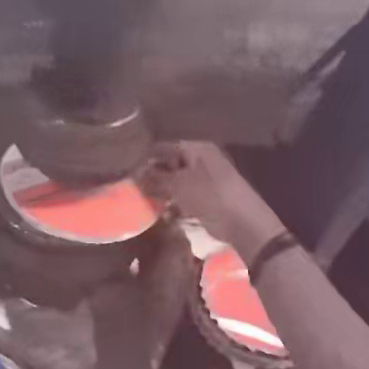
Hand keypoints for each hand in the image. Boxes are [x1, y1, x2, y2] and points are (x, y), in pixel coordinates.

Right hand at [143, 141, 288, 254]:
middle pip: (170, 165)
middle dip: (152, 176)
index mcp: (197, 150)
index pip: (166, 147)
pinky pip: (182, 199)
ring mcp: (204, 182)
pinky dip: (171, 205)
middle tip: (131, 186)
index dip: (147, 156)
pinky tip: (158, 213)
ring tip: (140, 201)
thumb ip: (156, 178)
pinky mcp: (205, 200)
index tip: (128, 167)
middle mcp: (200, 162)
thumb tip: (136, 173)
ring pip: (175, 183)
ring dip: (160, 192)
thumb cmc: (210, 195)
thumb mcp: (179, 184)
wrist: (241, 222)